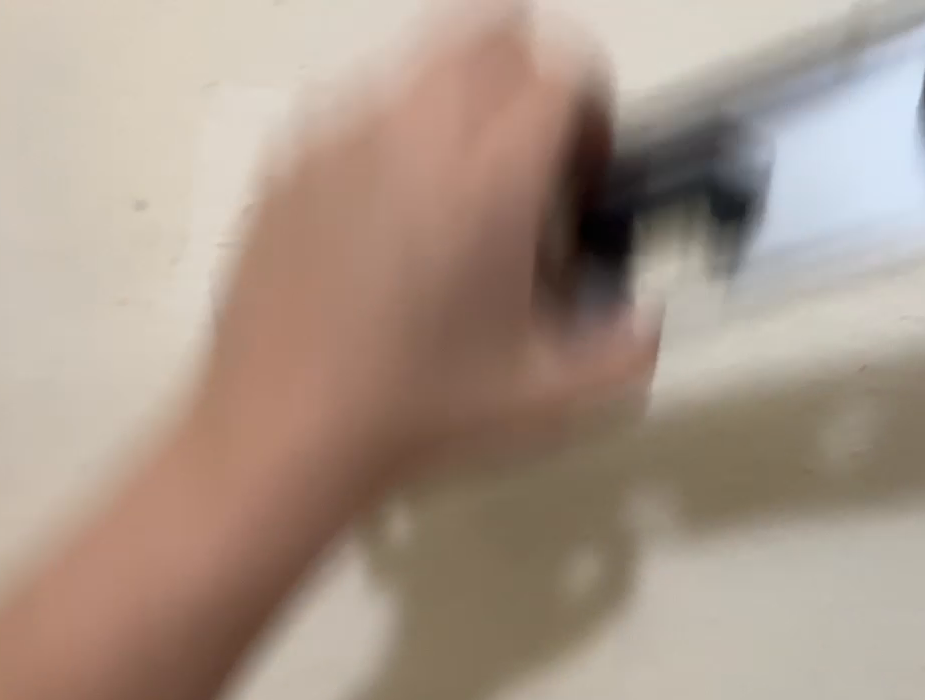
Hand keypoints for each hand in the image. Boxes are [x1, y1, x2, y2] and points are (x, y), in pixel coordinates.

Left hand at [196, 10, 659, 496]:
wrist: (281, 434)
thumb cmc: (423, 416)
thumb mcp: (551, 400)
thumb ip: (628, 349)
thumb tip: (643, 314)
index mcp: (488, 180)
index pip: (564, 72)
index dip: (591, 120)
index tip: (579, 187)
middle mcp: (412, 131)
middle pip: (494, 33)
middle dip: (531, 90)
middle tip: (528, 181)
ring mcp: (338, 137)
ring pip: (425, 67)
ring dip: (465, 114)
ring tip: (455, 217)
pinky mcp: (287, 162)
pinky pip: (363, 114)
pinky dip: (399, 145)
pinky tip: (387, 239)